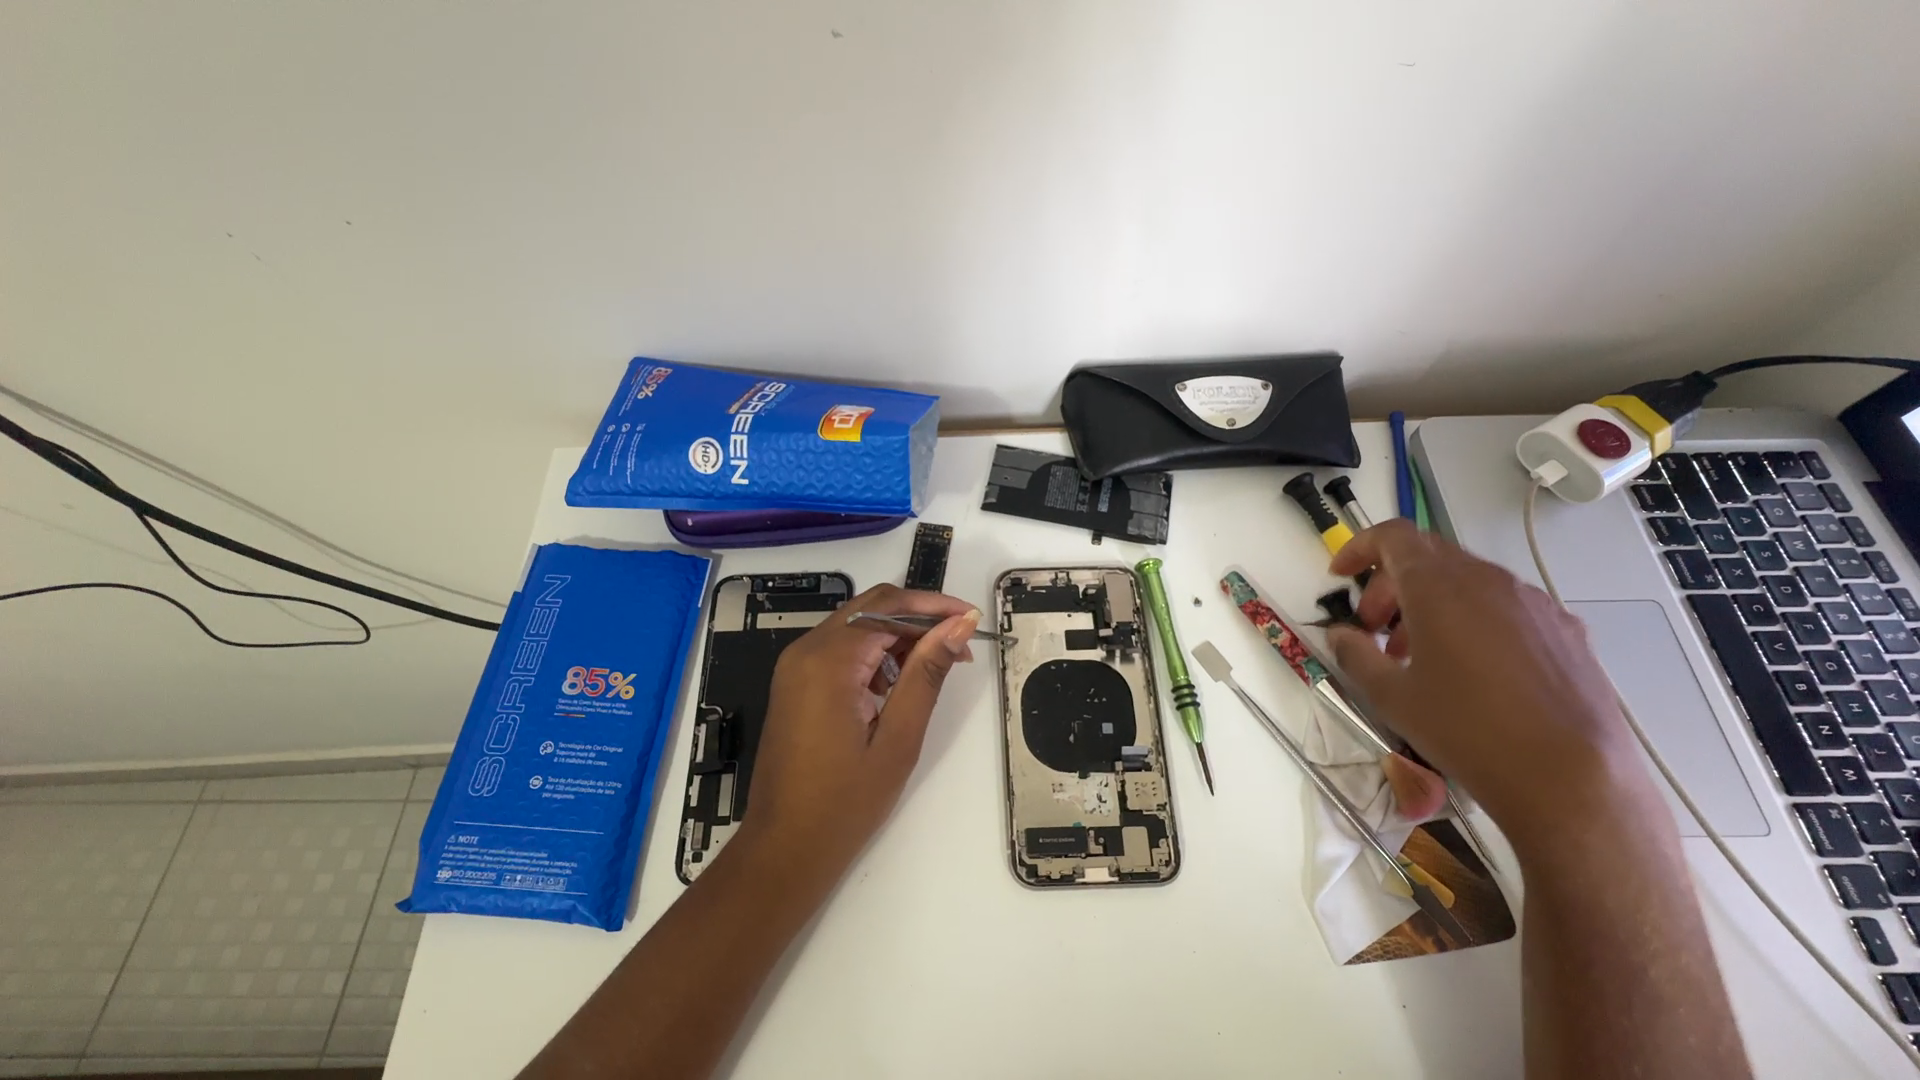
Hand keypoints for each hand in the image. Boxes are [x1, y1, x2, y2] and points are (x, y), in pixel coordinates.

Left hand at [737, 584, 978, 878]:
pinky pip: (838, 650)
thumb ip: (927, 672)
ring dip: (897, 637)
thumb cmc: (845, 801)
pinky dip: (872, 655)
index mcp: (828, 660)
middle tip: (960, 646)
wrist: (785, 848)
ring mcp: (794, 667)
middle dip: (918, 618)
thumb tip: (959, 624)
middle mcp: (805, 651)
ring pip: (855, 627)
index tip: (972, 621)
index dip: (934, 606)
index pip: (888, 606)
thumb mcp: (899, 737)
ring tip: (936, 668)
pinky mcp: (794, 684)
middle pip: (870, 609)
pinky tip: (896, 686)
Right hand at [1324, 520, 1665, 859]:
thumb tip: (1341, 635)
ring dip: (1432, 605)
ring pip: (1469, 582)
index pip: (1394, 537)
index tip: (1340, 576)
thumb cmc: (1466, 731)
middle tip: (1374, 630)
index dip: (1360, 548)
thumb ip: (1356, 655)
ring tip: (1420, 656)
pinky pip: (1506, 608)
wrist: (1571, 777)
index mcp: (1439, 587)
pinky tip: (1474, 672)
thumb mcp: (1391, 698)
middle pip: (1429, 558)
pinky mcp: (1566, 631)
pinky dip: (1474, 620)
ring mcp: (1534, 603)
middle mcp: (1488, 580)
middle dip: (1391, 585)